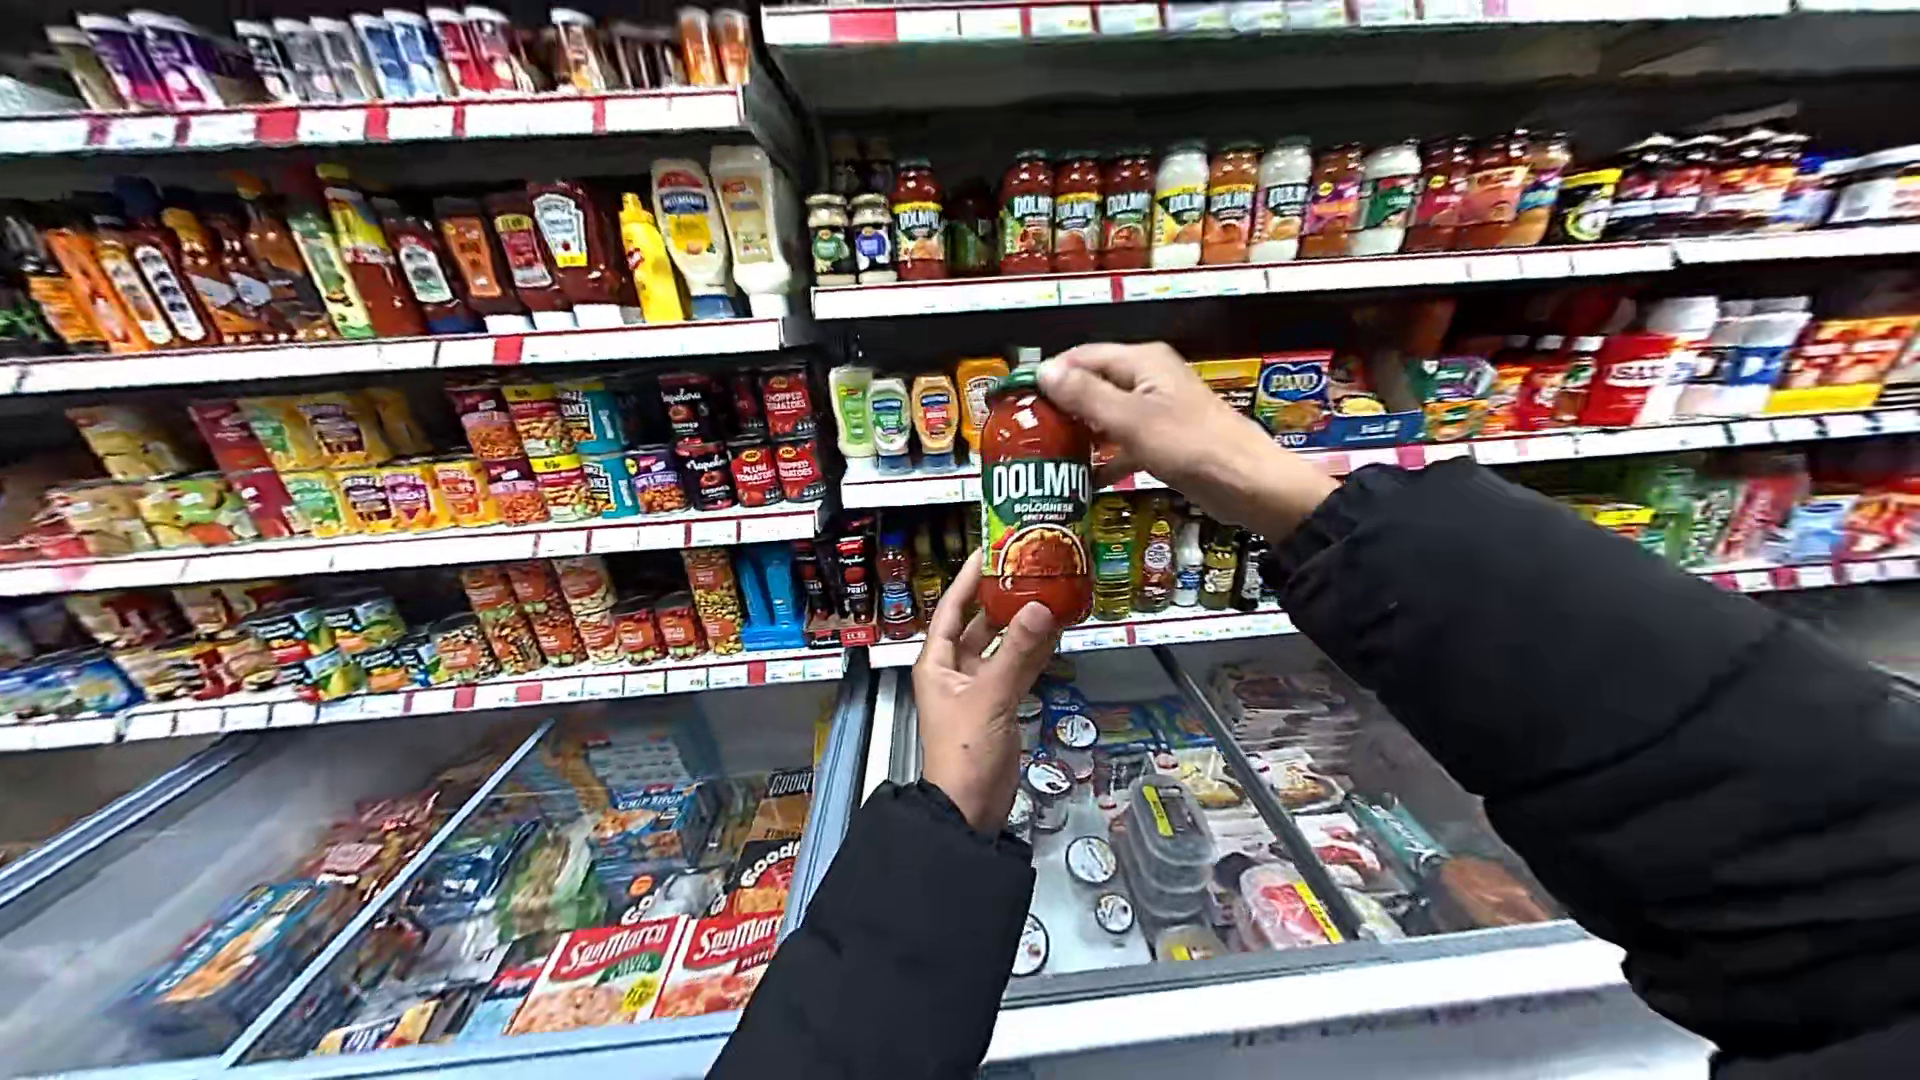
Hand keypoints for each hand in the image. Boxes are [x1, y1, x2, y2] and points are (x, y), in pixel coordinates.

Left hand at [913, 551, 1059, 833]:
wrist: (970, 808)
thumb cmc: (965, 749)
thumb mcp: (990, 696)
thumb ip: (1018, 652)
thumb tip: (1041, 607)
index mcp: (937, 661)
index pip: (952, 610)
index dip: (967, 580)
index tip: (987, 551)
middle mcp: (954, 669)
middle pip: (978, 625)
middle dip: (1000, 601)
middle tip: (1027, 572)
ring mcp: (977, 687)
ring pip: (1001, 647)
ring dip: (1021, 626)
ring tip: (1047, 595)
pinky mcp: (998, 704)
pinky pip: (1016, 669)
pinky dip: (1033, 654)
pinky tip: (1054, 633)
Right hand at [1039, 342, 1339, 537]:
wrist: (1246, 484)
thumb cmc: (1188, 445)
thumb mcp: (1130, 419)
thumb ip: (1085, 394)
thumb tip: (1043, 370)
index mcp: (1141, 362)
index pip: (1083, 356)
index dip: (1050, 374)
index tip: (1019, 400)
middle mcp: (1147, 379)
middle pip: (1092, 384)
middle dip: (1061, 406)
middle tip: (1027, 432)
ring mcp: (1156, 411)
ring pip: (1105, 415)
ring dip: (1079, 433)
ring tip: (1046, 454)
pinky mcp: (1162, 440)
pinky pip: (1121, 442)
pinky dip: (1103, 456)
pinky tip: (1082, 477)